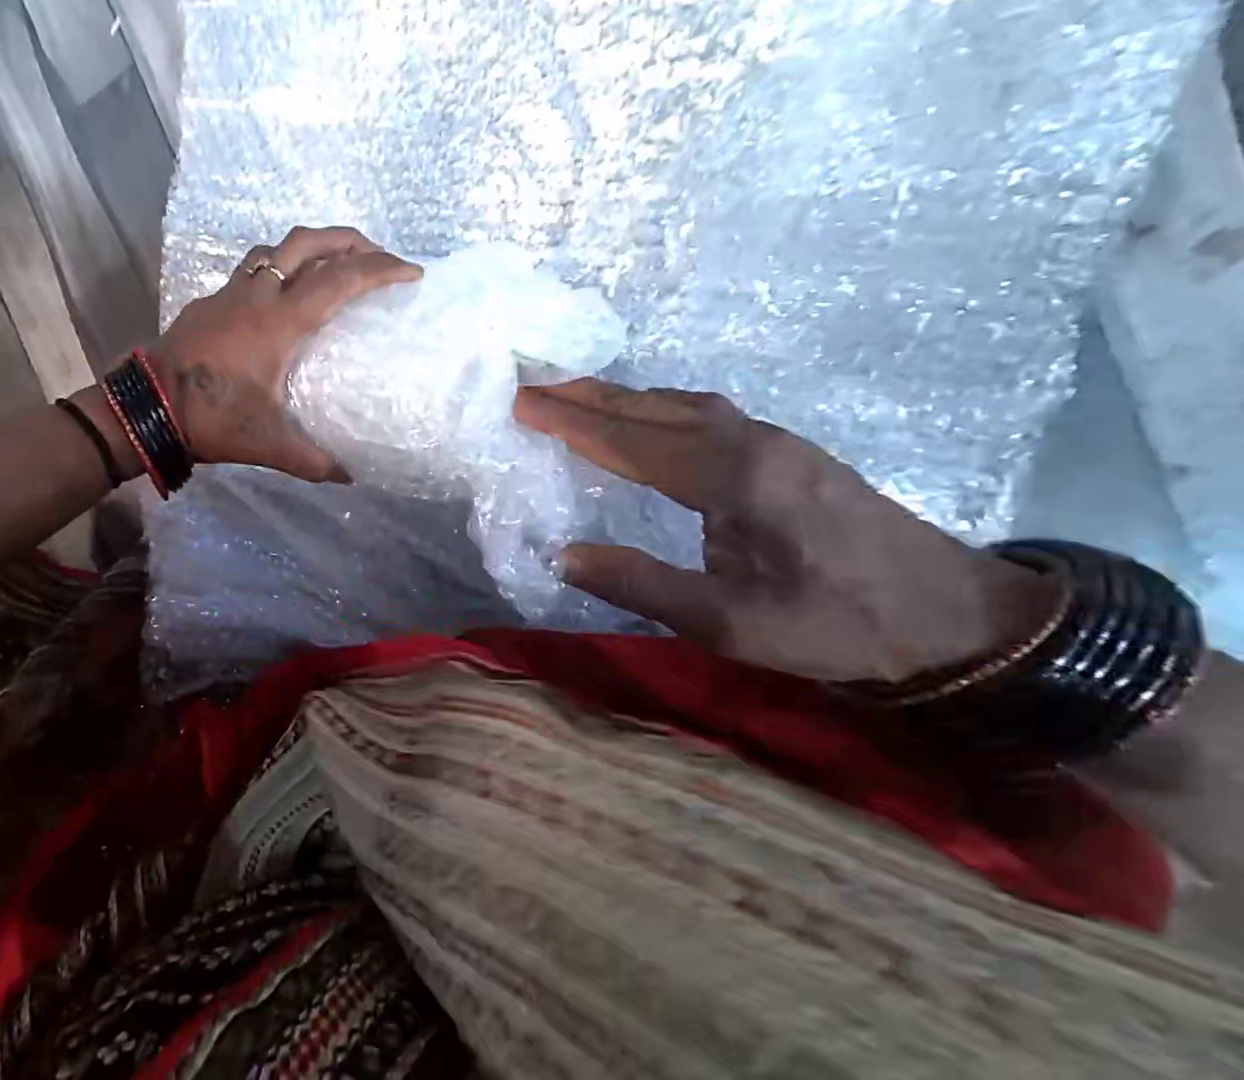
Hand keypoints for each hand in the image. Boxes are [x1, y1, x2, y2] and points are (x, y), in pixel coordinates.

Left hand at [146, 226, 421, 481]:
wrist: (146, 408)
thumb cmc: (211, 419)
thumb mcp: (268, 445)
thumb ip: (312, 461)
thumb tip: (349, 476)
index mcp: (281, 322)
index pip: (341, 280)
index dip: (381, 270)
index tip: (412, 271)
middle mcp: (258, 296)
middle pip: (309, 242)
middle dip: (349, 240)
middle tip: (375, 254)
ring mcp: (229, 294)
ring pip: (275, 248)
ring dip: (309, 247)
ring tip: (330, 264)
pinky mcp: (209, 303)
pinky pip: (251, 270)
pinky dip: (276, 268)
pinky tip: (278, 295)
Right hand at [515, 380, 1062, 682]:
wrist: (955, 620)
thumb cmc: (833, 625)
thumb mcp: (726, 622)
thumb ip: (639, 584)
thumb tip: (561, 555)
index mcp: (733, 479)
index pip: (631, 441)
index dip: (571, 422)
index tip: (520, 402)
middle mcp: (752, 443)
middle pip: (654, 407)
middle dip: (588, 396)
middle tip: (533, 385)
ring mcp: (777, 442)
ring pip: (683, 403)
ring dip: (623, 397)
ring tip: (574, 396)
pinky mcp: (790, 453)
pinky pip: (708, 412)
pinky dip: (658, 408)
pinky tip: (645, 419)